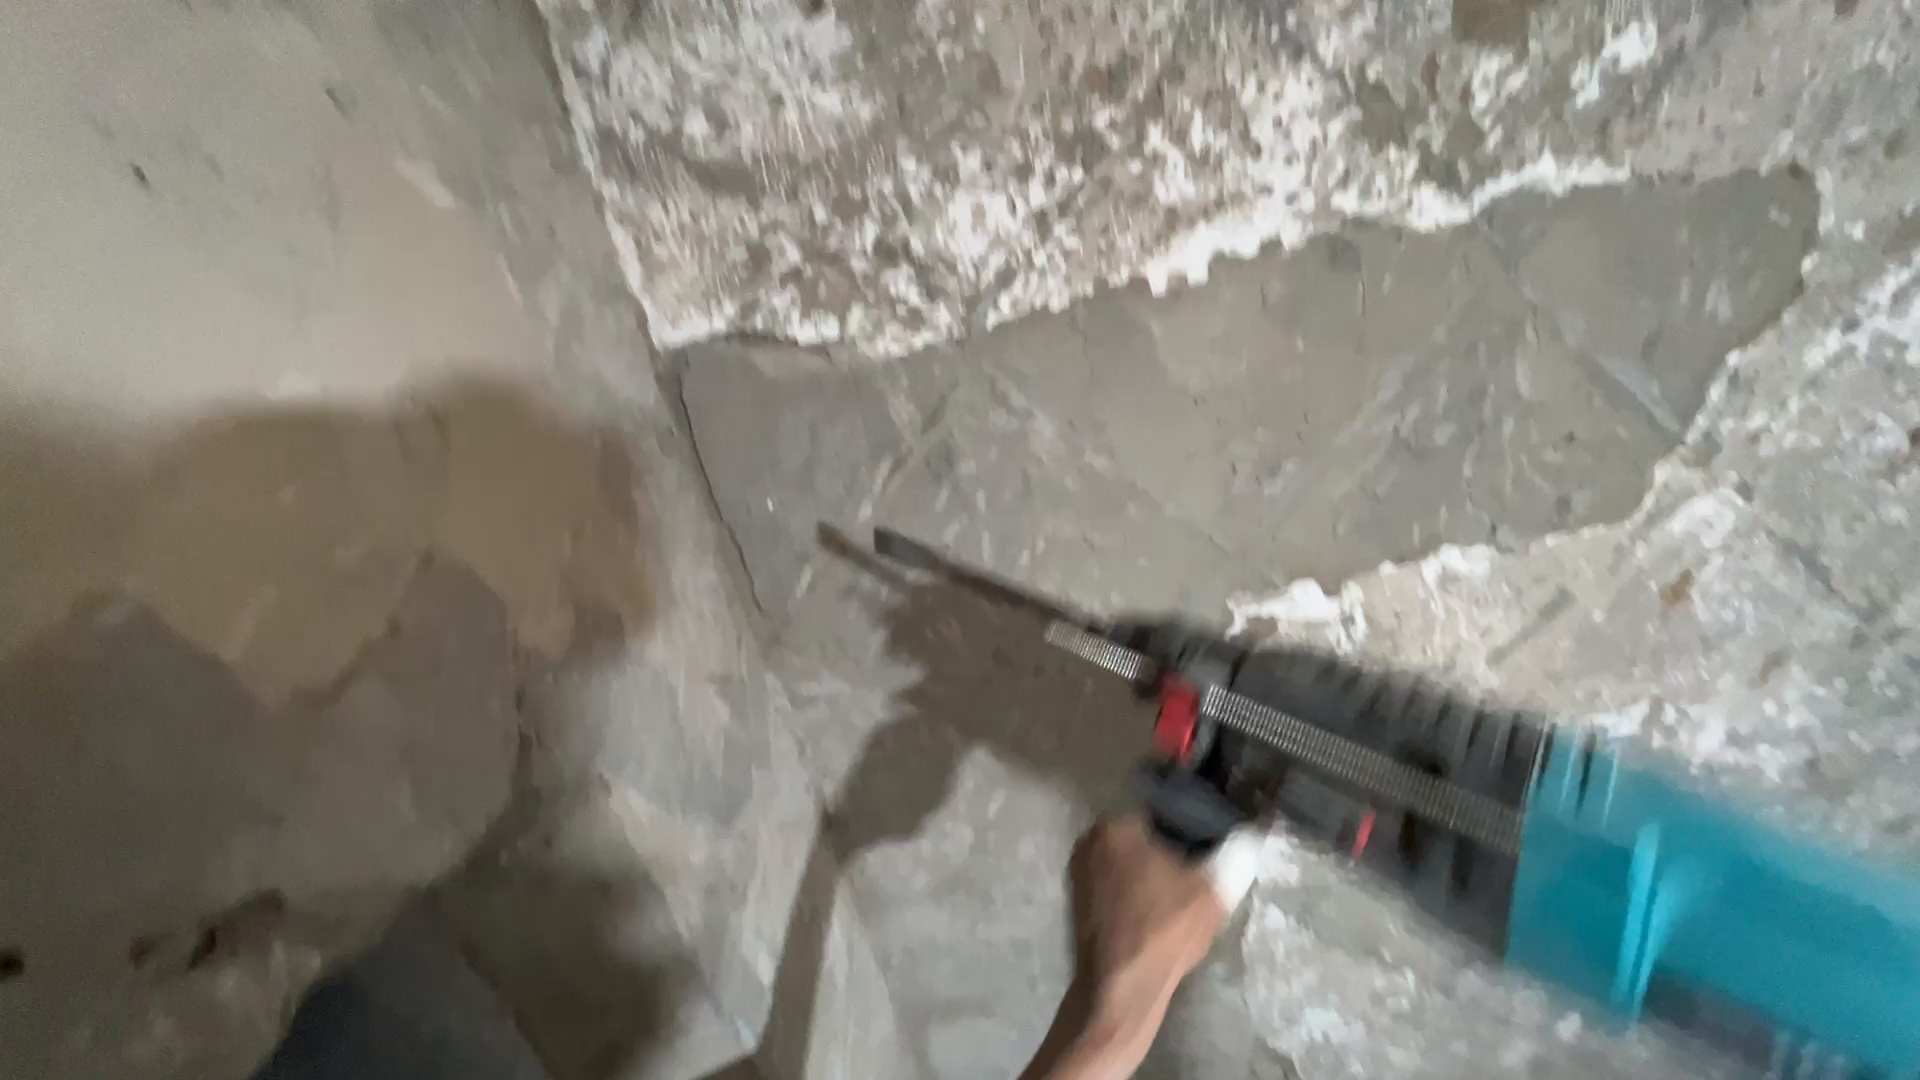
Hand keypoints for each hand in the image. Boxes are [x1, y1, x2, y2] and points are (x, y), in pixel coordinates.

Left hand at [1020, 816, 1262, 1079]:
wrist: (1122, 987)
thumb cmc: (1163, 930)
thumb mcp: (1212, 890)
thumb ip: (1235, 853)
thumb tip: (1252, 831)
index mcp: (1116, 824)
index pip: (1161, 812)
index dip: (1189, 829)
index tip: (1207, 848)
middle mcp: (1090, 838)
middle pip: (1142, 835)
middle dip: (1167, 850)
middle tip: (1195, 874)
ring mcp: (1079, 868)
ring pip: (1127, 859)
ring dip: (1150, 870)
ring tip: (1177, 895)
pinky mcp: (1077, 897)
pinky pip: (1114, 880)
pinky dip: (1133, 889)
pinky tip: (1154, 911)